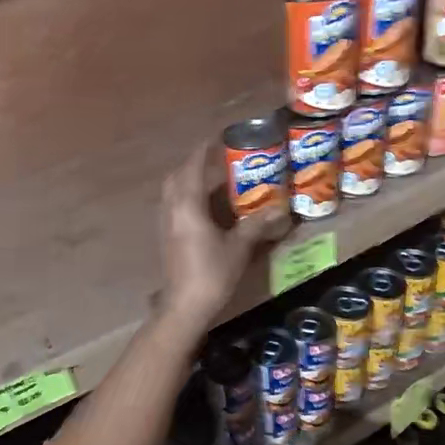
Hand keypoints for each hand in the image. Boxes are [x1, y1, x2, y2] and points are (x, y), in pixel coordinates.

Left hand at [160, 141, 289, 327]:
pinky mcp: (165, 237)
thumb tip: (280, 210)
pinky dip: (186, 198)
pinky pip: (173, 207)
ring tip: (215, 181)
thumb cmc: (211, 274)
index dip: (203, 151)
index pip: (192, 169)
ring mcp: (164, 224)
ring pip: (172, 192)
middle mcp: (170, 210)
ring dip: (189, 181)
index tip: (217, 138)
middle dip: (194, 165)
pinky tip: (205, 207)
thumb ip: (255, 225)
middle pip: (177, 177)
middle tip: (218, 160)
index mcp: (186, 207)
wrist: (184, 305)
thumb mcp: (238, 248)